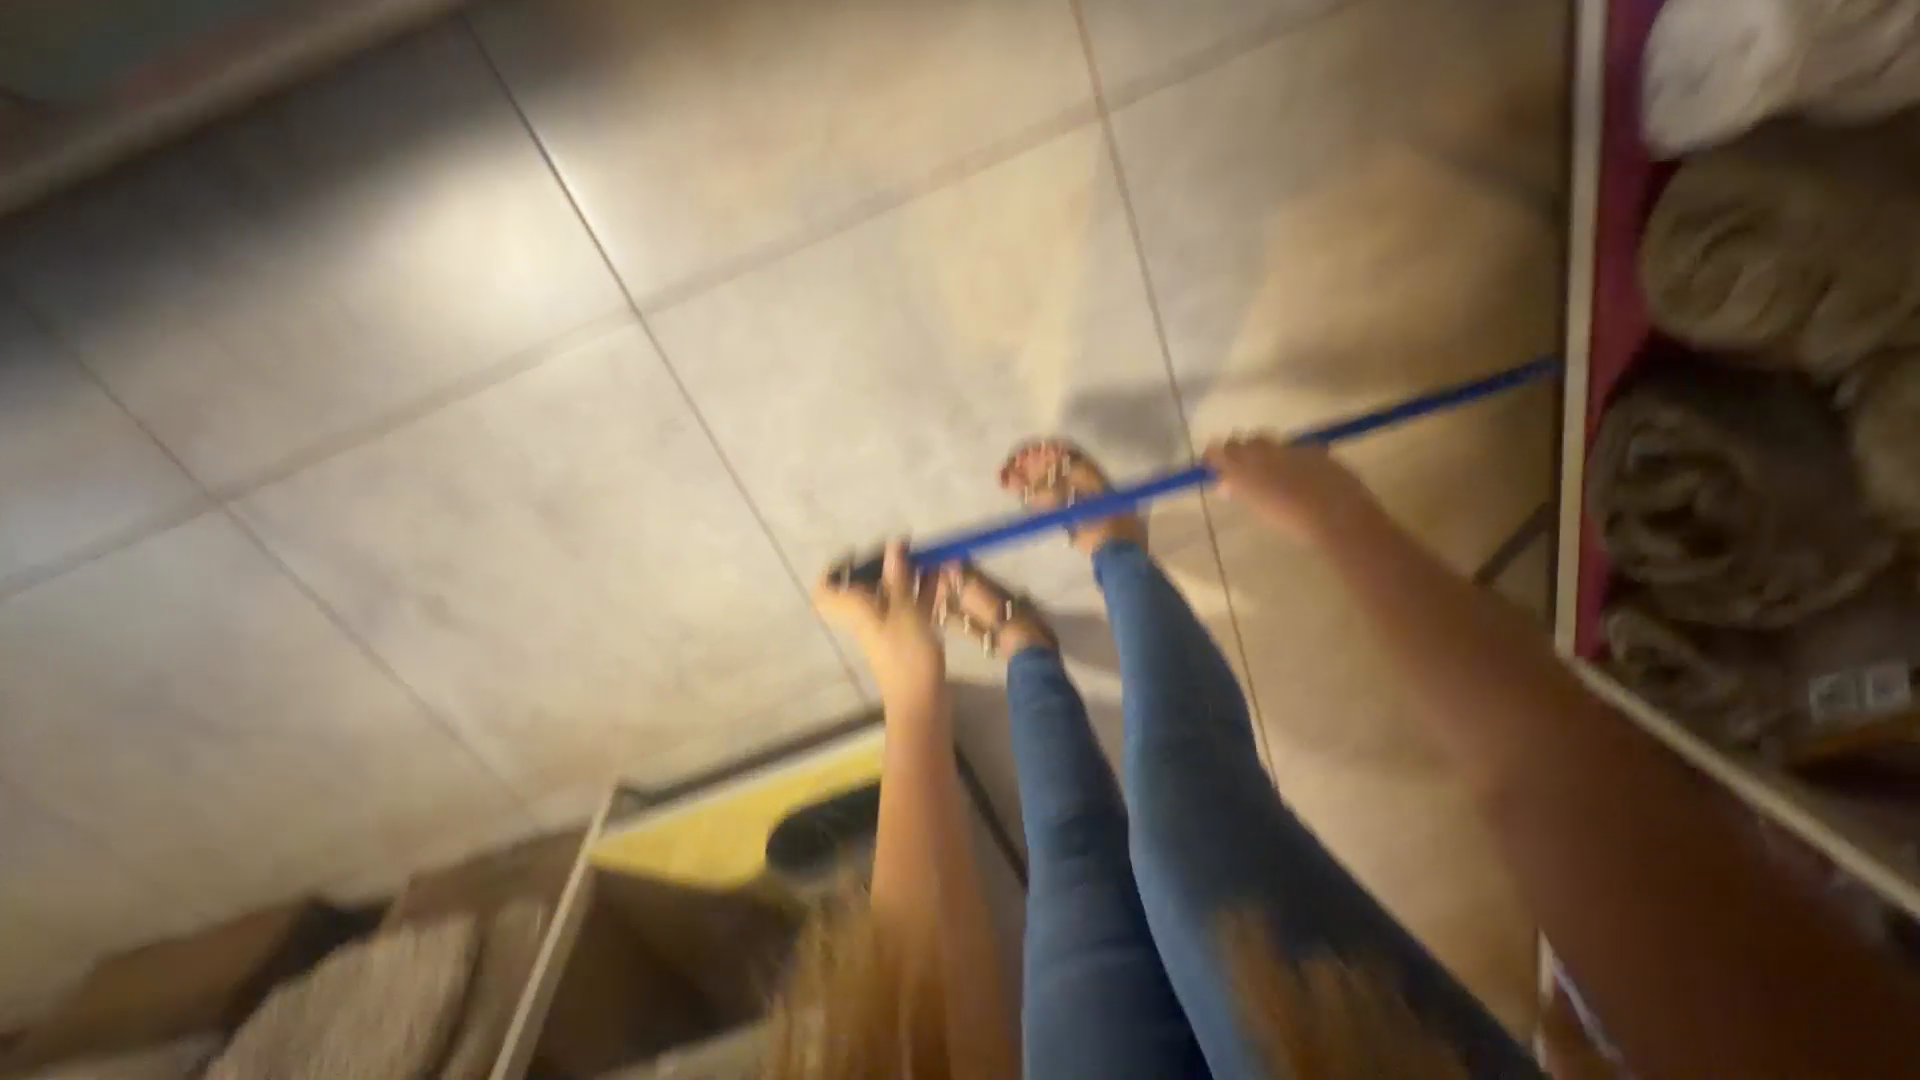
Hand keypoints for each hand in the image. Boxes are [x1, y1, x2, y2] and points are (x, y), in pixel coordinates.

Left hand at [814, 541, 945, 706]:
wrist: (922, 703)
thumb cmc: (906, 657)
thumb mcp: (904, 613)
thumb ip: (898, 580)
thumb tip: (891, 548)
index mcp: (856, 610)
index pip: (826, 589)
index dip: (836, 569)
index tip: (859, 553)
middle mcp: (869, 616)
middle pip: (868, 585)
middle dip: (888, 564)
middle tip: (910, 550)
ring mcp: (890, 626)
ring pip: (895, 593)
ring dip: (912, 576)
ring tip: (936, 559)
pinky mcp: (910, 636)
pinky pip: (914, 606)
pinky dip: (926, 592)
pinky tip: (945, 579)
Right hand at [1204, 434, 1376, 542]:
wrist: (1338, 516)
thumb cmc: (1291, 521)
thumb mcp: (1258, 507)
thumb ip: (1240, 491)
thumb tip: (1225, 484)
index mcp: (1246, 467)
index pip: (1221, 451)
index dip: (1215, 454)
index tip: (1211, 461)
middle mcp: (1266, 451)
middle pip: (1247, 442)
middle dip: (1241, 449)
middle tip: (1241, 465)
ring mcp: (1293, 448)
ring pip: (1271, 442)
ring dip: (1266, 452)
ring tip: (1269, 469)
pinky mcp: (1316, 450)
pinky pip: (1297, 450)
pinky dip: (1292, 458)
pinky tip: (1298, 473)